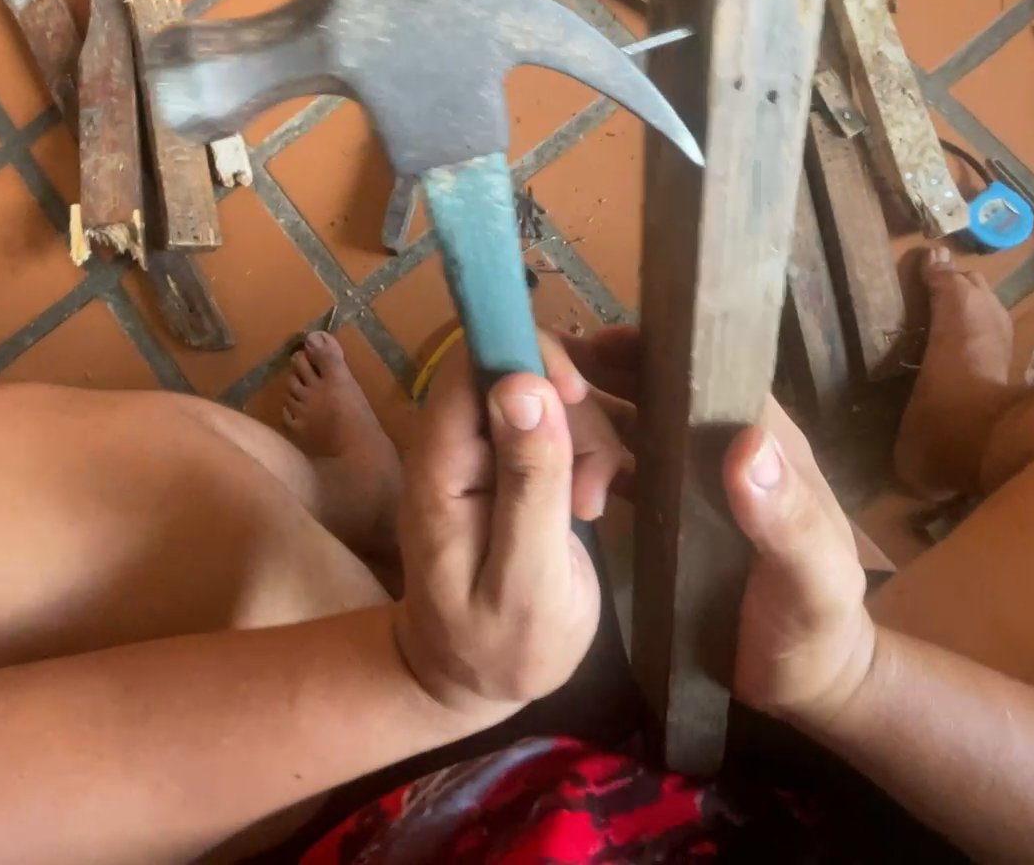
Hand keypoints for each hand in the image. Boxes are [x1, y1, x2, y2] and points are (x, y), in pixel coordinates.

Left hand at [391, 333, 623, 718]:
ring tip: (591, 507)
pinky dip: (586, 452)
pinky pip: (555, 425)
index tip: (578, 397)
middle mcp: (456, 444)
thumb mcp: (526, 577)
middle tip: (593, 484)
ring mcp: (483, 452)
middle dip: (571, 412)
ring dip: (585, 438)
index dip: (527, 356)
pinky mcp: (511, 464)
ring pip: (545, 395)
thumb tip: (524, 383)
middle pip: (517, 371)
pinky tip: (590, 503)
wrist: (473, 678)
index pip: (470, 363)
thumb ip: (528, 483)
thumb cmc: (498, 646)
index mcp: (440, 465)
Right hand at [563, 326, 875, 726]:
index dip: (655, 353)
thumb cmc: (814, 628)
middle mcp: (722, 445)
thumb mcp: (812, 578)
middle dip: (607, 377)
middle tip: (549, 378)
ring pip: (634, 426)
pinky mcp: (666, 508)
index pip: (708, 375)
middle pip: (660, 391)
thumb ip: (786, 516)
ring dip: (592, 418)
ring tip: (541, 421)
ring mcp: (691, 477)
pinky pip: (623, 468)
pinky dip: (591, 461)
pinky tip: (555, 468)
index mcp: (765, 442)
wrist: (799, 683)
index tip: (596, 347)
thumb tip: (746, 443)